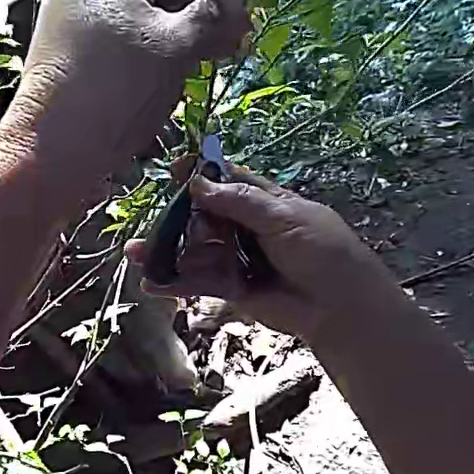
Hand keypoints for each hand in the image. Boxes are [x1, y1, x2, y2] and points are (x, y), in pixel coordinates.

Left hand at [0, 0, 254, 216]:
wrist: (57, 147)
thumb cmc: (117, 85)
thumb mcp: (174, 47)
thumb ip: (213, 18)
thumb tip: (239, 5)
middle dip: (211, 1)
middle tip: (246, 28)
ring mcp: (87, 12)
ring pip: (155, 9)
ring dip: (195, 26)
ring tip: (231, 49)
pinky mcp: (88, 46)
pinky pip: (139, 33)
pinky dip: (171, 44)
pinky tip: (200, 59)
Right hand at [128, 172, 398, 343]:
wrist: (339, 306)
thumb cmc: (321, 251)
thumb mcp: (284, 217)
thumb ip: (240, 201)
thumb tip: (197, 183)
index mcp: (265, 201)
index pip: (227, 179)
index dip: (201, 173)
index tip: (173, 167)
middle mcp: (246, 227)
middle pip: (203, 215)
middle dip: (177, 216)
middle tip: (159, 220)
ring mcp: (236, 257)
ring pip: (195, 248)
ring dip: (166, 250)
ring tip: (135, 253)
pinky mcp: (231, 287)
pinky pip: (198, 281)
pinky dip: (175, 282)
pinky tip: (150, 282)